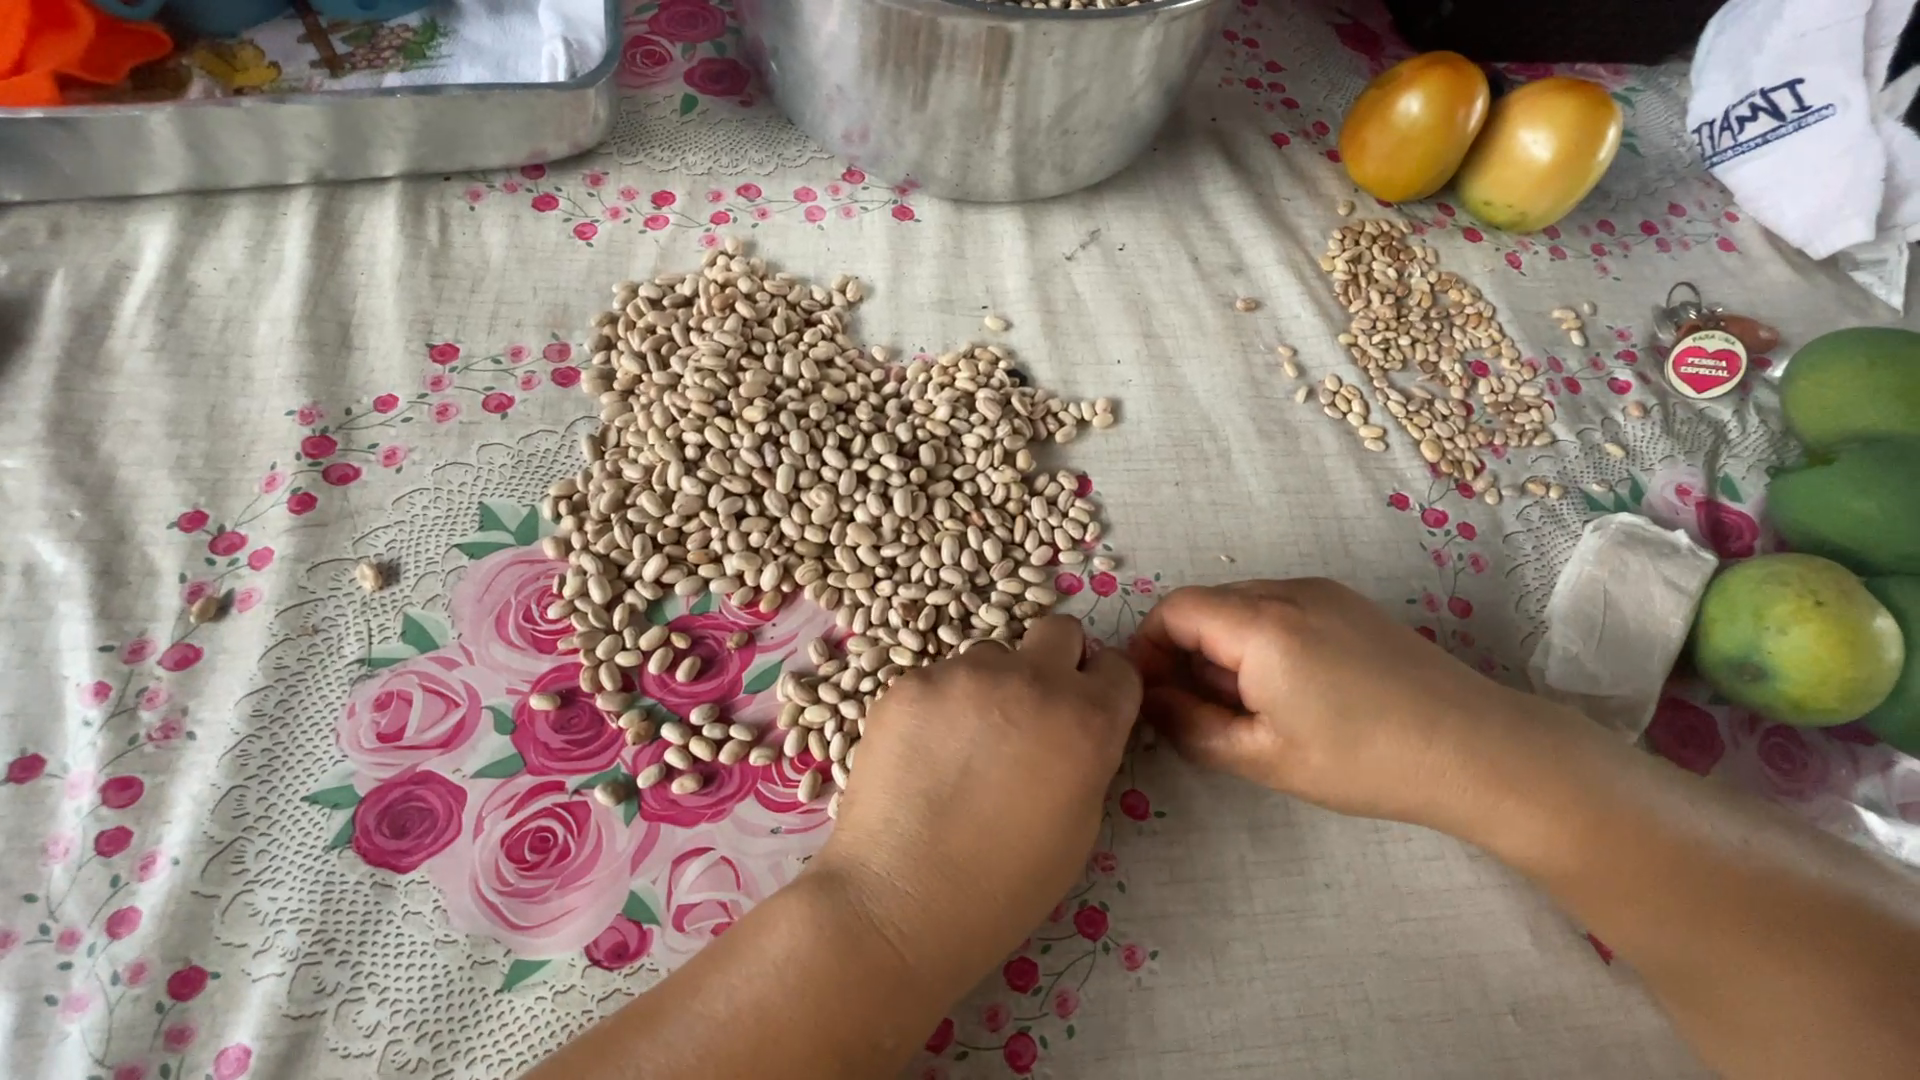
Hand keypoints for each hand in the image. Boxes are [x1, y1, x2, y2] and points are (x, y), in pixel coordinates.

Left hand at [810, 616, 1142, 997]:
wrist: (901, 901)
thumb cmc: (1004, 885)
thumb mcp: (1080, 826)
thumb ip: (1087, 757)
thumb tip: (1073, 728)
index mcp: (1086, 719)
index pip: (1117, 667)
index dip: (1104, 688)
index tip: (1087, 707)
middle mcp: (1031, 680)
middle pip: (1058, 631)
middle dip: (1055, 660)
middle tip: (1030, 710)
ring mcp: (964, 673)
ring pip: (991, 655)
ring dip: (990, 686)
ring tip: (962, 746)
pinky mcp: (910, 682)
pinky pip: (938, 678)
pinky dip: (939, 704)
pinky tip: (921, 754)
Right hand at [1130, 579, 1531, 830]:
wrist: (1481, 751)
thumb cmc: (1364, 761)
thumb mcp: (1262, 757)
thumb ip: (1188, 725)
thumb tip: (1149, 700)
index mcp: (1261, 624)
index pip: (1173, 610)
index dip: (1149, 647)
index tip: (1152, 694)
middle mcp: (1287, 590)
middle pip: (1205, 605)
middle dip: (1184, 651)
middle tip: (1195, 709)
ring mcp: (1322, 592)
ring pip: (1240, 606)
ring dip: (1220, 647)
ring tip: (1245, 705)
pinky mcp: (1347, 603)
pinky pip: (1277, 609)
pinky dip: (1257, 640)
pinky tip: (1286, 689)